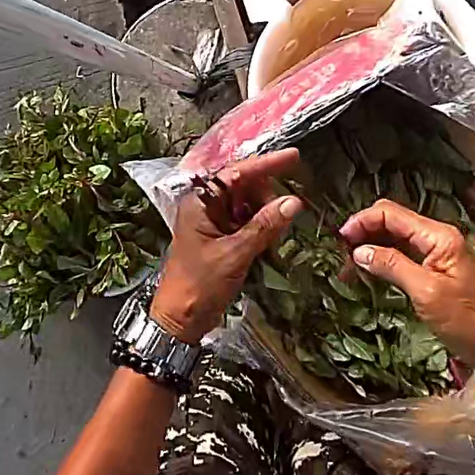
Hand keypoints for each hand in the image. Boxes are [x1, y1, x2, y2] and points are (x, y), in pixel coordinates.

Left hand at [149, 148, 303, 343]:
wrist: (180, 317)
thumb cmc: (199, 284)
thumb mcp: (235, 254)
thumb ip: (263, 227)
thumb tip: (293, 202)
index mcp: (199, 203)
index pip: (235, 174)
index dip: (266, 164)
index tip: (294, 156)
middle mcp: (204, 207)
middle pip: (242, 186)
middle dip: (267, 193)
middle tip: (287, 208)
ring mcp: (212, 223)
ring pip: (246, 204)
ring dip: (265, 211)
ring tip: (277, 228)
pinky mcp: (220, 238)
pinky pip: (245, 222)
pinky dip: (261, 226)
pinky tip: (272, 236)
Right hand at [338, 199, 474, 374]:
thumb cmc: (467, 321)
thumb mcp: (426, 292)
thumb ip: (392, 265)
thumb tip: (359, 251)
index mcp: (439, 237)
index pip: (390, 214)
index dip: (361, 221)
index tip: (340, 239)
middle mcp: (436, 238)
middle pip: (389, 221)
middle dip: (362, 232)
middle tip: (341, 253)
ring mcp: (434, 253)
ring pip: (391, 237)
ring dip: (367, 246)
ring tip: (348, 265)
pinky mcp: (430, 268)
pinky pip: (398, 253)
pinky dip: (378, 259)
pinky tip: (366, 272)